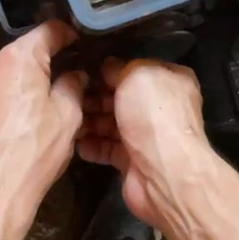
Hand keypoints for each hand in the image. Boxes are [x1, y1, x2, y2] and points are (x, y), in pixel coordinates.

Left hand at [0, 20, 86, 235]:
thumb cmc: (33, 156)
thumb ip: (72, 87)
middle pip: (19, 57)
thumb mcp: (67, 119)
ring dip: (12, 91)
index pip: (48, 31)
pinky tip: (0, 136)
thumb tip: (74, 75)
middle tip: (56, 91)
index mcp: (17, 60)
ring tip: (25, 120)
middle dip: (38, 69)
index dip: (66, 35)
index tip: (77, 43)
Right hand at [79, 58, 221, 231]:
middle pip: (121, 97)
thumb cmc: (153, 115)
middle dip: (95, 97)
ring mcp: (147, 135)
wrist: (164, 172)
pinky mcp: (133, 160)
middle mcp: (160, 107)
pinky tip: (77, 142)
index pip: (136, 69)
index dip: (111, 70)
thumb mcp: (136, 75)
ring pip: (111, 123)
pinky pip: (108, 148)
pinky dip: (92, 145)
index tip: (84, 69)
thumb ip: (119, 67)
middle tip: (69, 96)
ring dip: (90, 121)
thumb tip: (107, 67)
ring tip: (68, 118)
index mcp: (169, 80)